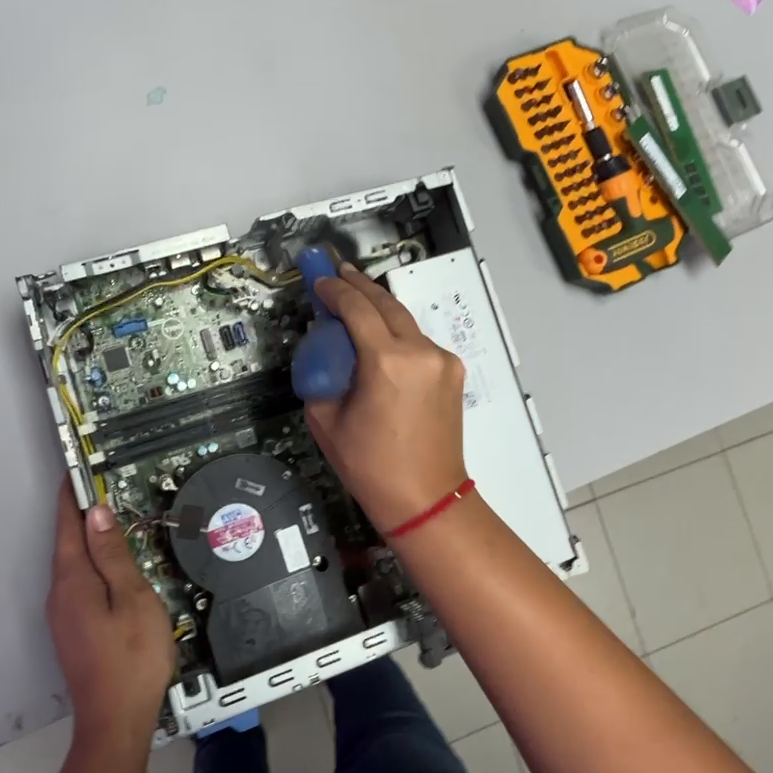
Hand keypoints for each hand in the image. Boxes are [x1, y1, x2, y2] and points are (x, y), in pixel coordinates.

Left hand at [45, 483, 175, 747]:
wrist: (116, 720)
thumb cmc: (131, 657)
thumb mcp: (132, 598)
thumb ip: (114, 555)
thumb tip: (97, 514)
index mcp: (72, 581)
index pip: (67, 525)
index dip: (72, 496)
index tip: (76, 471)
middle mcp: (59, 594)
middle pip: (67, 543)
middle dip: (82, 515)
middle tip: (102, 488)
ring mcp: (63, 615)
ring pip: (74, 565)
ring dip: (89, 540)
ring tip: (112, 520)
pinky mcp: (72, 631)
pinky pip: (79, 583)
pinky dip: (92, 564)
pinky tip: (113, 567)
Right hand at [304, 263, 469, 530]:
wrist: (426, 499)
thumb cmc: (371, 467)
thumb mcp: (327, 422)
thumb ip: (322, 379)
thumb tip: (326, 357)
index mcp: (386, 362)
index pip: (357, 308)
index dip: (334, 290)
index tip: (319, 282)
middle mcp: (420, 352)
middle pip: (386, 304)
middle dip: (360, 286)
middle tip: (339, 274)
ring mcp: (442, 361)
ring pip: (406, 321)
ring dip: (380, 308)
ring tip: (358, 300)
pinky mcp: (453, 373)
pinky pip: (420, 343)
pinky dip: (398, 334)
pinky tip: (383, 339)